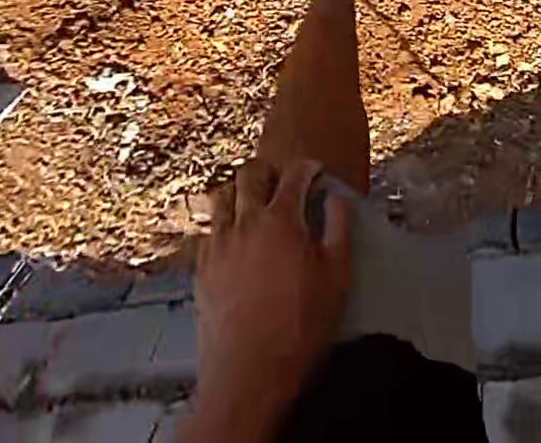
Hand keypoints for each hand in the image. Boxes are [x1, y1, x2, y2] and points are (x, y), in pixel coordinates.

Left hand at [184, 159, 351, 442]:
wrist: (249, 373)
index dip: (308, 167)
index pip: (294, 173)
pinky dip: (222, 223)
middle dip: (269, 170)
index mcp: (281, 220)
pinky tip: (235, 238)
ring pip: (222, 195)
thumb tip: (335, 199)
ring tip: (254, 203)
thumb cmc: (299, 325)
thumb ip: (338, 227)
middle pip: (250, 172)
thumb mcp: (337, 274)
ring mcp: (219, 244)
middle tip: (282, 181)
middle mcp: (246, 222)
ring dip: (240, 191)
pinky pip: (208, 229)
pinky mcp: (202, 268)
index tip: (315, 172)